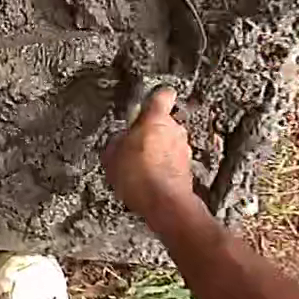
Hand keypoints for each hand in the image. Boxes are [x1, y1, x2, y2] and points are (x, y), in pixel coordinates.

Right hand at [104, 86, 199, 224]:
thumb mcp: (112, 155)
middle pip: (163, 123)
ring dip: (157, 152)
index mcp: (156, 120)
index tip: (148, 101)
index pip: (162, 96)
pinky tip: (147, 180)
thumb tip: (119, 140)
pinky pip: (172, 163)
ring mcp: (183, 151)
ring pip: (169, 144)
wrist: (163, 203)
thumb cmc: (139, 176)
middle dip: (150, 133)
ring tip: (138, 167)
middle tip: (133, 144)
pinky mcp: (187, 169)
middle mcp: (175, 131)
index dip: (154, 98)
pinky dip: (162, 168)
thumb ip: (117, 141)